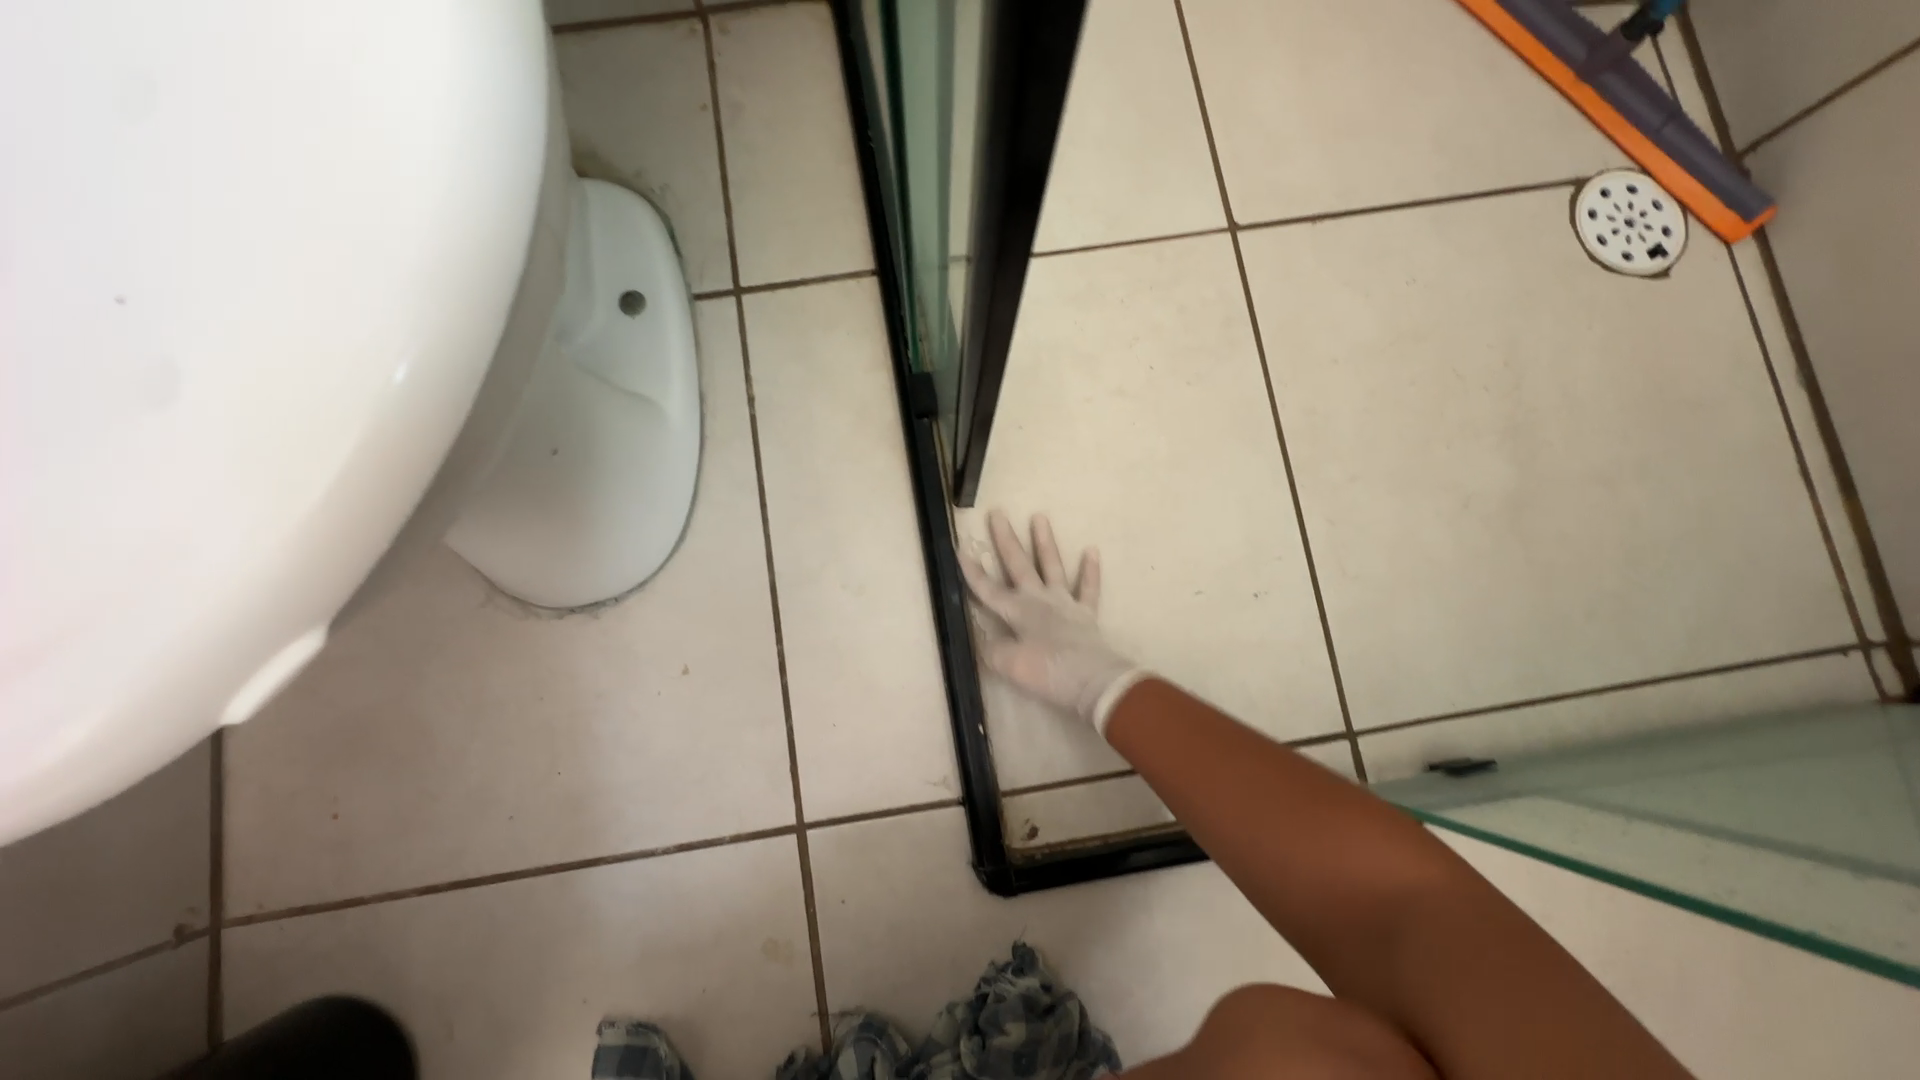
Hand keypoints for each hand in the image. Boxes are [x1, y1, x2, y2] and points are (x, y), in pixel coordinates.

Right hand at [960, 510, 1144, 733]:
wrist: (1092, 680)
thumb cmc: (1046, 672)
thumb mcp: (1008, 665)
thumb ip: (992, 649)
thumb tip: (984, 637)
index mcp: (1017, 611)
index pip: (988, 588)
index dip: (972, 571)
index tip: (960, 548)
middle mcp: (1039, 600)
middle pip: (1019, 566)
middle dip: (1006, 540)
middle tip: (998, 513)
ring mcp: (1065, 604)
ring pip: (1052, 567)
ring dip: (1045, 542)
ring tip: (1040, 516)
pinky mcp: (1086, 615)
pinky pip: (1088, 588)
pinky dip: (1090, 570)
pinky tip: (1092, 550)